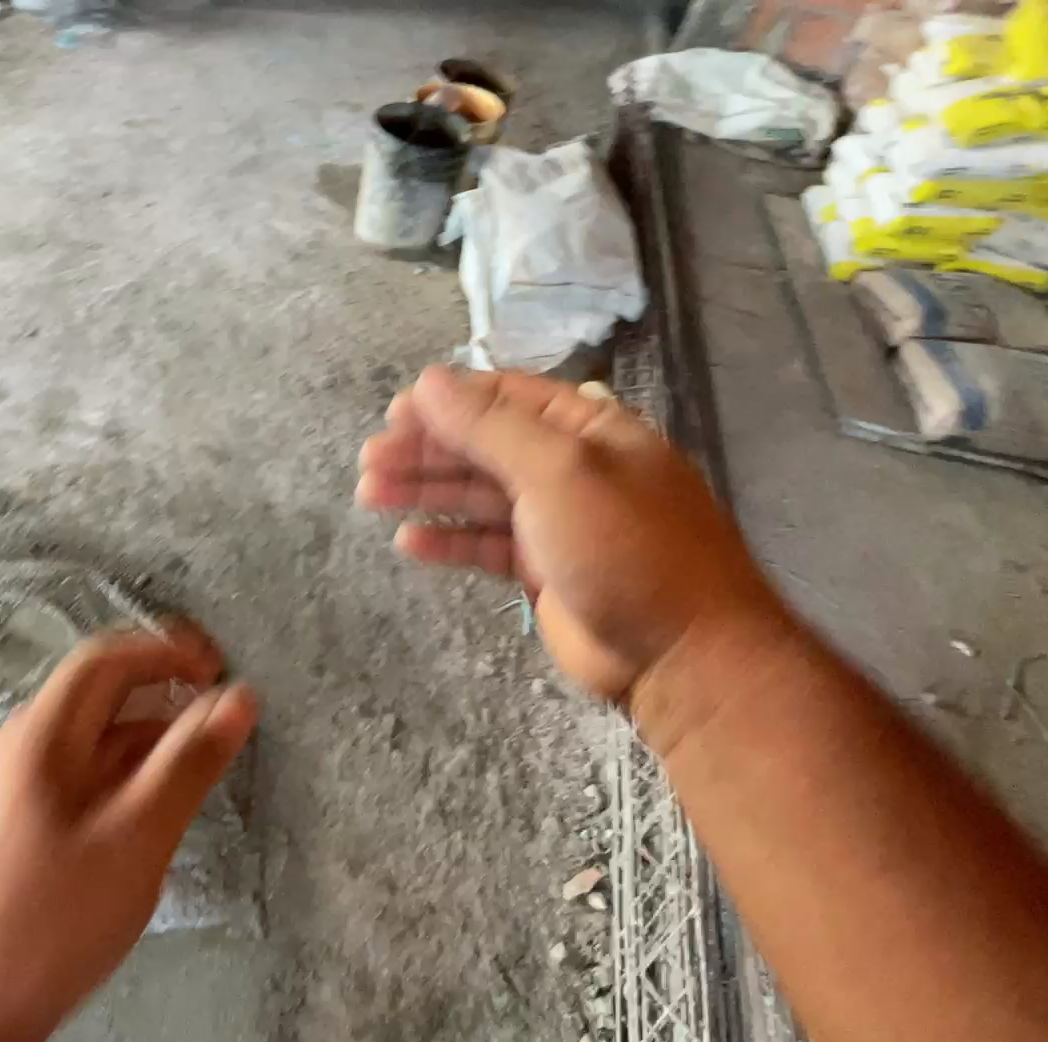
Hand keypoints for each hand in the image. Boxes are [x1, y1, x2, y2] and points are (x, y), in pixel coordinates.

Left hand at [0, 621, 256, 1041]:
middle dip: (159, 689)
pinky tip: (150, 807)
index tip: (218, 665)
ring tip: (196, 758)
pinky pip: (79, 776)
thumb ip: (190, 762)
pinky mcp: (17, 827)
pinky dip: (124, 772)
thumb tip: (239, 697)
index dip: (164, 650)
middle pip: (96, 696)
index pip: (105, 661)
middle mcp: (21, 749)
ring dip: (145, 735)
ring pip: (90, 741)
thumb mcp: (138, 837)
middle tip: (215, 706)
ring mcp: (14, 790)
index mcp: (40, 736)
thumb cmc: (54, 917)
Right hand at [357, 366, 785, 702]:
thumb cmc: (625, 547)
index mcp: (586, 429)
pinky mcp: (541, 569)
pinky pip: (484, 545)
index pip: (506, 397)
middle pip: (482, 446)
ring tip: (370, 494)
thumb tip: (429, 382)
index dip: (448, 402)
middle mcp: (569, 468)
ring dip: (425, 491)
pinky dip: (447, 540)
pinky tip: (408, 541)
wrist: (678, 654)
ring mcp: (554, 521)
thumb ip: (490, 427)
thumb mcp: (558, 472)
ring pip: (476, 495)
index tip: (394, 415)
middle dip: (424, 450)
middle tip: (369, 462)